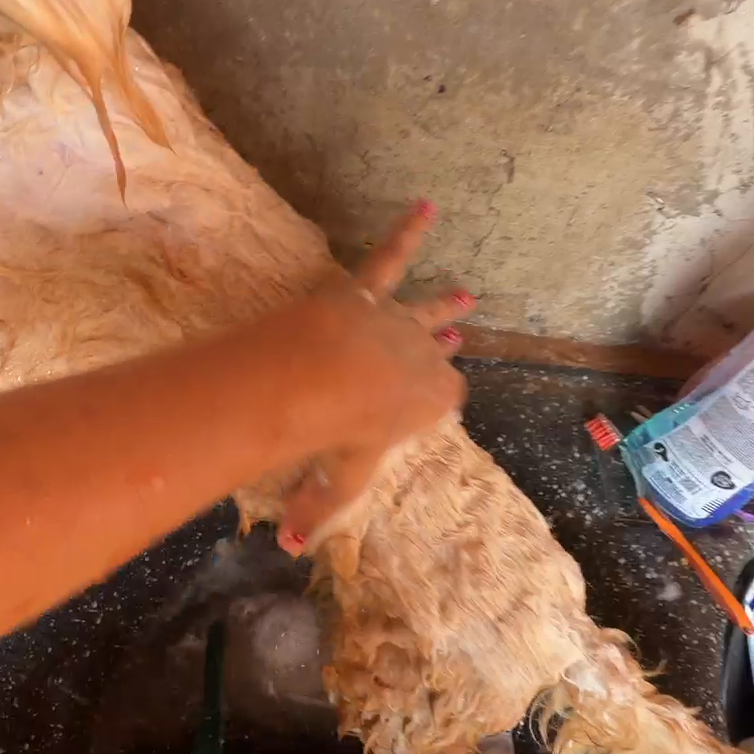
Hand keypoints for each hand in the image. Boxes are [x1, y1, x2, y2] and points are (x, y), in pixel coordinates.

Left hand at [272, 201, 474, 552]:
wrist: (328, 377)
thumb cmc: (344, 433)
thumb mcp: (338, 478)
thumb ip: (315, 509)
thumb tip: (287, 548)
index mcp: (431, 404)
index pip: (446, 402)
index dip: (438, 404)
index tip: (432, 408)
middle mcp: (425, 358)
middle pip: (440, 354)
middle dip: (449, 350)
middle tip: (461, 340)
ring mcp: (400, 323)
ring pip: (427, 310)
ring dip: (446, 304)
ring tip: (466, 294)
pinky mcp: (367, 293)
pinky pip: (389, 258)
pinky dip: (406, 231)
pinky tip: (424, 205)